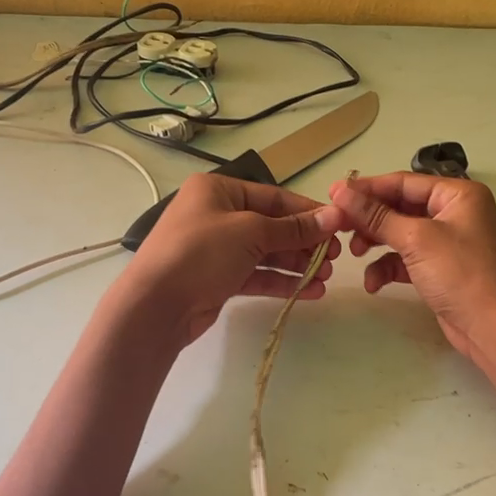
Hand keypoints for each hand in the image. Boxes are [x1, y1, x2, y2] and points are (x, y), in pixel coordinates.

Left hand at [117, 173, 348, 347]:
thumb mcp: (251, 232)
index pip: (273, 197)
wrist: (156, 305)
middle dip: (305, 242)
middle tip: (335, 258)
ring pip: (266, 253)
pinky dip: (281, 282)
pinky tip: (309, 292)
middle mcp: (217, 215)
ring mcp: (217, 249)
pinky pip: (256, 275)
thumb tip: (335, 216)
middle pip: (272, 226)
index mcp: (218, 190)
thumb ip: (294, 228)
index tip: (339, 227)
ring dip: (297, 264)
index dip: (307, 212)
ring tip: (325, 278)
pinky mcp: (218, 279)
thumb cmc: (201, 253)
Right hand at [328, 172, 495, 360]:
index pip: (403, 182)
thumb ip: (376, 215)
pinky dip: (388, 267)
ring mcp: (447, 242)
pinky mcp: (440, 269)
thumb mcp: (416, 239)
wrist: (493, 328)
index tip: (332, 195)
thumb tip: (341, 192)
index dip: (366, 188)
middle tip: (338, 227)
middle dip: (369, 219)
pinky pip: (407, 259)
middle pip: (400, 207)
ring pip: (400, 233)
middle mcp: (454, 212)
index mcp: (457, 194)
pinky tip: (373, 283)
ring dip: (376, 243)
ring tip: (353, 253)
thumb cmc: (461, 274)